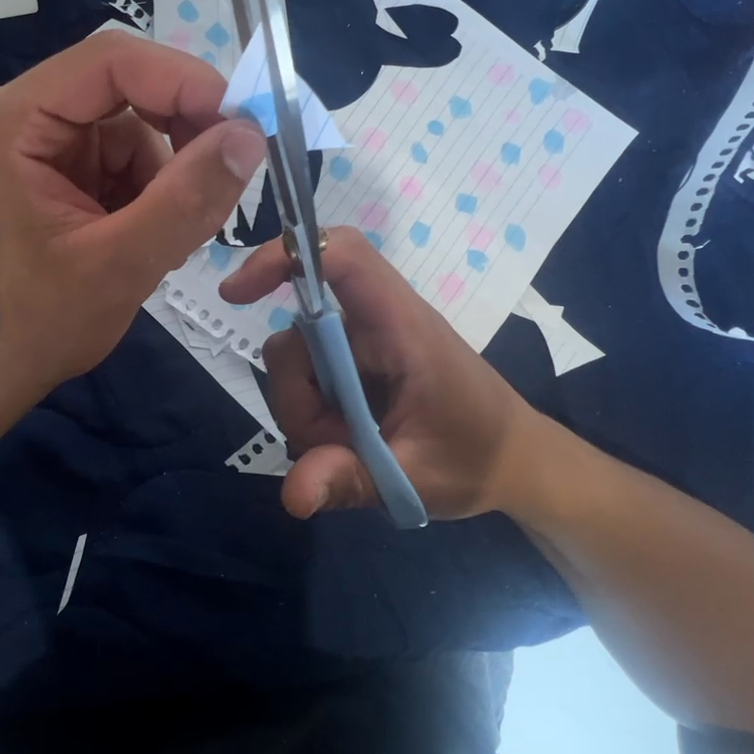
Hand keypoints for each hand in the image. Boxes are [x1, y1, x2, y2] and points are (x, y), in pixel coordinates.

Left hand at [0, 31, 267, 402]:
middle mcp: (18, 117)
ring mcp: (35, 144)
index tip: (242, 125)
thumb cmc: (38, 325)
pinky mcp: (54, 172)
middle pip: (123, 88)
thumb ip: (187, 199)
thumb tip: (250, 136)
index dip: (184, 82)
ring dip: (166, 175)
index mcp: (12, 123)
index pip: (111, 62)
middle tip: (223, 180)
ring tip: (166, 239)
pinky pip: (122, 159)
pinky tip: (146, 238)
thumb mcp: (120, 265)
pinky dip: (150, 192)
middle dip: (179, 133)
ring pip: (132, 127)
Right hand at [219, 227, 540, 520]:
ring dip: (306, 413)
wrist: (516, 461)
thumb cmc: (478, 458)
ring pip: (295, 363)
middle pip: (297, 335)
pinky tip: (346, 442)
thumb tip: (292, 496)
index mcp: (401, 327)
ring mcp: (361, 346)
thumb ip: (351, 480)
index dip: (284, 256)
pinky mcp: (354, 366)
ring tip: (353, 450)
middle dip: (296, 396)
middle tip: (334, 446)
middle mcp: (374, 325)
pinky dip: (313, 415)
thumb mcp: (416, 480)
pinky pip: (307, 380)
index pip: (343, 257)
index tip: (237, 294)